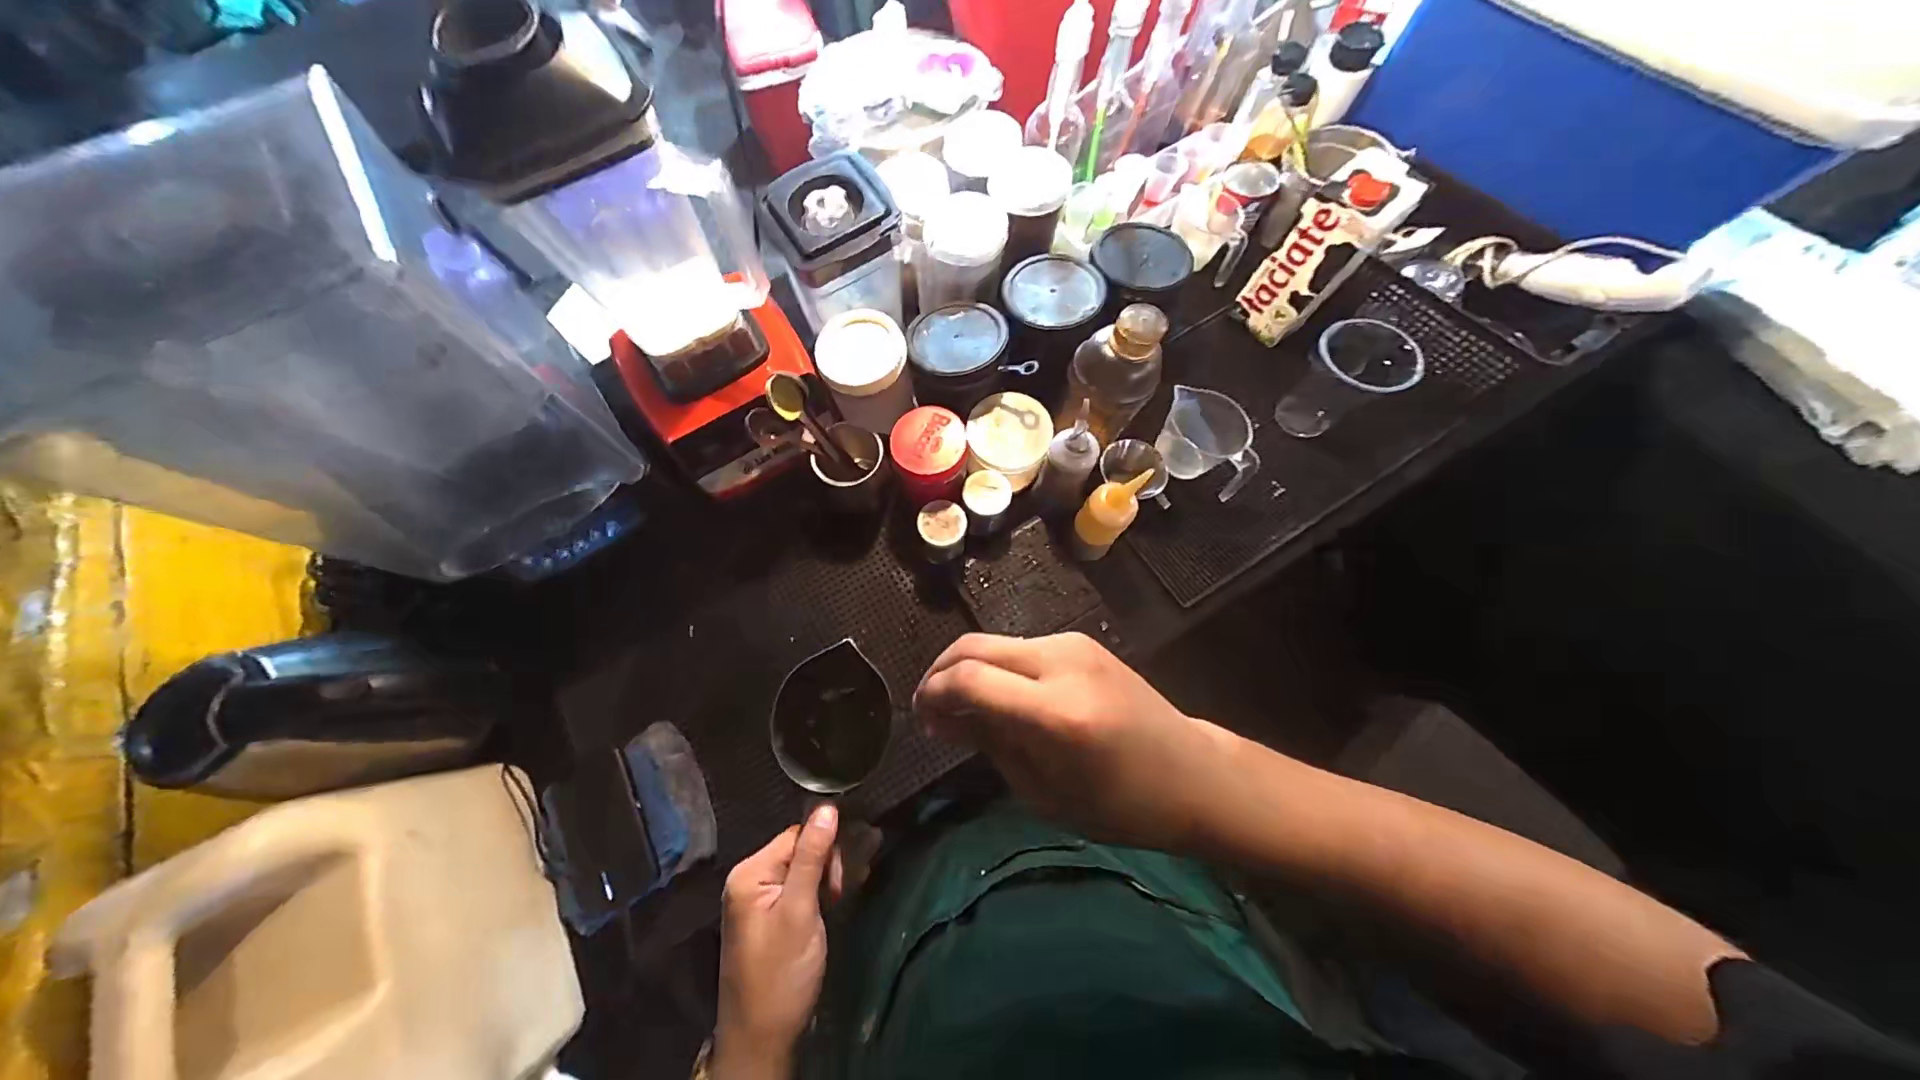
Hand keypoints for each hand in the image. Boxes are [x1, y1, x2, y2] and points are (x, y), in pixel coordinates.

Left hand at [714, 804, 838, 1079]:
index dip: (827, 847)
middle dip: (832, 860)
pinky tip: (843, 892)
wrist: (761, 1039)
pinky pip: (801, 888)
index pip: (797, 835)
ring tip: (855, 884)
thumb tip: (827, 806)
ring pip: (805, 868)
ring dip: (832, 874)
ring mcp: (759, 899)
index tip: (850, 871)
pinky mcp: (772, 916)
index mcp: (749, 873)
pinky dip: (823, 890)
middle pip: (801, 849)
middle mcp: (751, 878)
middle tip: (852, 885)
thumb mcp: (800, 912)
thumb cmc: (781, 974)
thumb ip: (812, 857)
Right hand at [913, 632, 1240, 851]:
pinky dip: (997, 667)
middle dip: (940, 673)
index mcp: (1055, 713)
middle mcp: (1063, 663)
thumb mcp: (1044, 793)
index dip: (933, 693)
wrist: (1192, 774)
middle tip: (930, 710)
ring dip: (968, 669)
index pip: (970, 679)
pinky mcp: (1082, 641)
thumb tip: (944, 715)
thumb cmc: (1121, 804)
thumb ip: (990, 743)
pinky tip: (998, 697)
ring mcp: (1075, 645)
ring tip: (962, 709)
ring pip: (996, 642)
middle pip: (974, 646)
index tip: (922, 719)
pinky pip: (1021, 647)